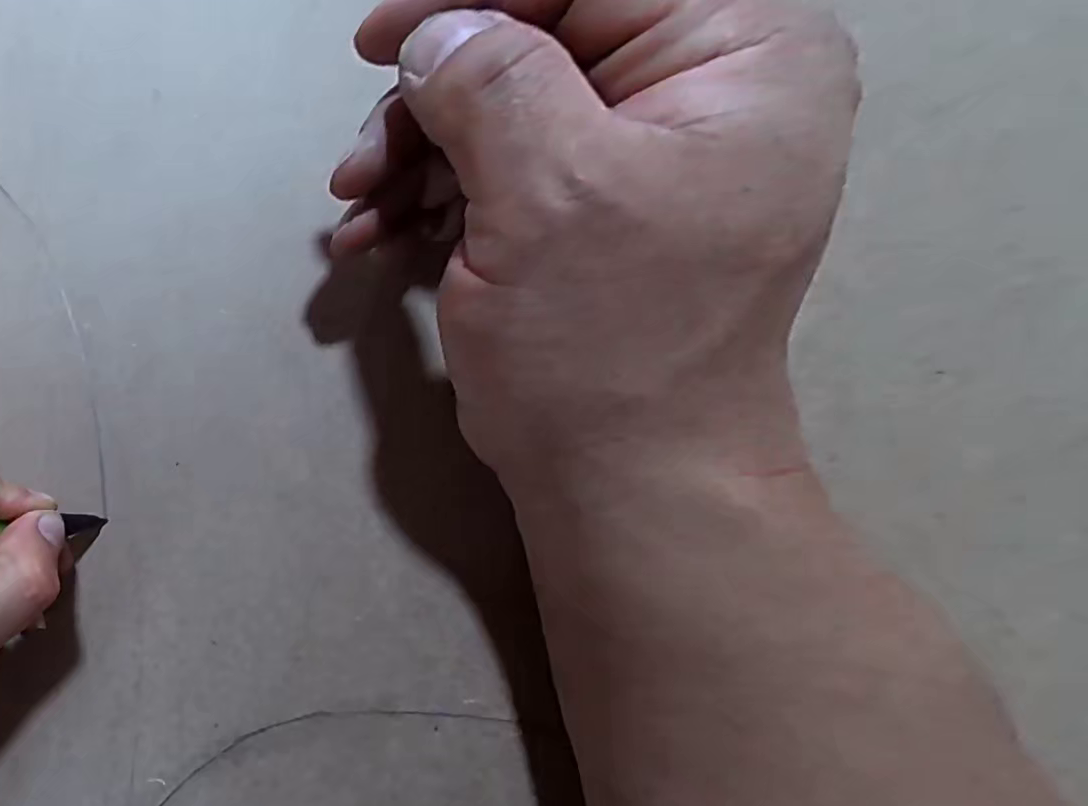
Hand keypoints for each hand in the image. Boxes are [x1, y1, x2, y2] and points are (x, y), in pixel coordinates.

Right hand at [328, 0, 859, 481]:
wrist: (615, 476)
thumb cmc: (598, 345)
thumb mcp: (546, 199)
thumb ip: (492, 89)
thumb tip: (433, 32)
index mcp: (730, 56)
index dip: (471, 1)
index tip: (377, 38)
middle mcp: (684, 100)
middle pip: (532, 52)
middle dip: (429, 105)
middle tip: (357, 165)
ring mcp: (623, 172)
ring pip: (499, 123)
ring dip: (414, 163)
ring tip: (357, 215)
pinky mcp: (571, 230)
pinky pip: (493, 186)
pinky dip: (427, 207)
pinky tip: (377, 238)